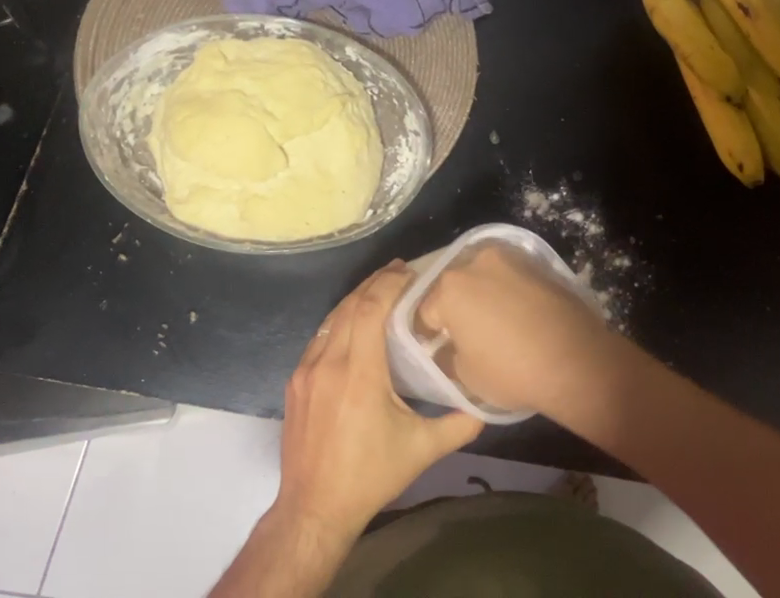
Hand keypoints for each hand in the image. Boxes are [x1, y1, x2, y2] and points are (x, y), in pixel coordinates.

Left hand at [274, 261, 483, 537]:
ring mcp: (306, 372)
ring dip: (355, 300)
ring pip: (331, 319)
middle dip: (374, 283)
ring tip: (379, 291)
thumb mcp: (421, 450)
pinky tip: (353, 325)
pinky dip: (338, 322)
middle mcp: (329, 364)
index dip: (388, 284)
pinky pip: (318, 339)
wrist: (314, 509)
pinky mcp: (295, 384)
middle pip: (349, 306)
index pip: (370, 309)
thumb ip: (458, 425)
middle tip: (399, 272)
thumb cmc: (370, 476)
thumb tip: (485, 406)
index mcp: (360, 374)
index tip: (408, 270)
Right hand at [416, 244, 622, 416]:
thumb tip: (447, 348)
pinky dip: (507, 290)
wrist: (576, 360)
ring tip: (494, 323)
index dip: (428, 333)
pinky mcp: (537, 262)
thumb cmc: (512, 370)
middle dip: (455, 307)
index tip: (437, 349)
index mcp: (450, 287)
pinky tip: (517, 315)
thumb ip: (447, 355)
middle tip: (465, 335)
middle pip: (454, 285)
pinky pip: (510, 276)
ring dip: (482, 293)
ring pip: (483, 275)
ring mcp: (510, 258)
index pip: (425, 310)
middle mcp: (476, 261)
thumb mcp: (466, 376)